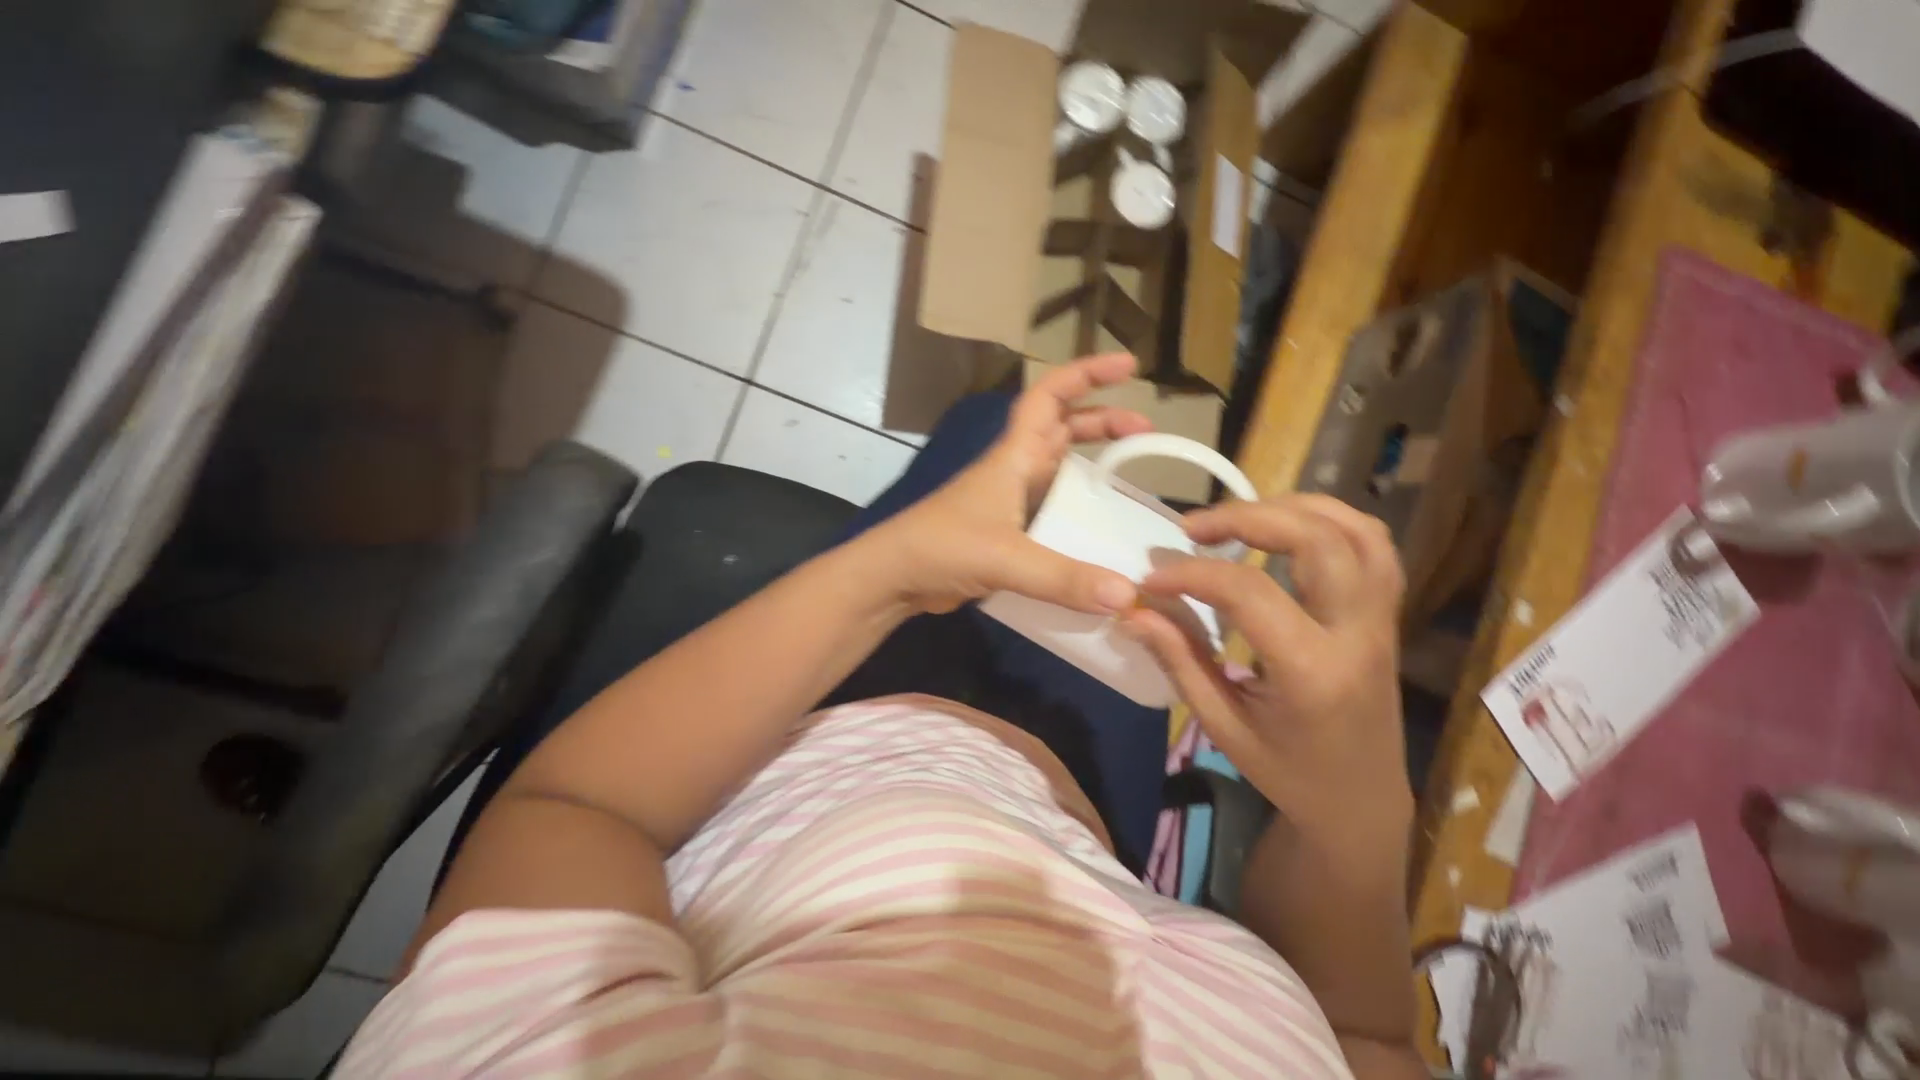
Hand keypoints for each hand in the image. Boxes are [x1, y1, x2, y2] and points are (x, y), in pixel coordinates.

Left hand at [859, 353, 1154, 616]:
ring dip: (1092, 464)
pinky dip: (1077, 509)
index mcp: (1013, 457)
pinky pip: (1051, 508)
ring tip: (1130, 480)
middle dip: (1103, 421)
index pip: (1050, 396)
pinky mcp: (1006, 532)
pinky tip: (1098, 533)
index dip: (1088, 374)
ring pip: (1058, 468)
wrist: (893, 578)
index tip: (1130, 366)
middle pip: (1062, 428)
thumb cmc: (941, 548)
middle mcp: (1014, 470)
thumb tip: (1127, 594)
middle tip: (1146, 432)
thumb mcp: (1004, 560)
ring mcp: (1009, 501)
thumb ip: (1063, 577)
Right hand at [1119, 495, 1412, 861]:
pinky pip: (1375, 548)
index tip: (1151, 577)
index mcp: (1312, 672)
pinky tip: (1289, 527)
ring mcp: (1381, 621)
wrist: (1361, 802)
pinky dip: (1332, 521)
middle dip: (1248, 517)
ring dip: (1296, 508)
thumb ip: (1180, 661)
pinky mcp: (1386, 615)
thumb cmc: (1288, 773)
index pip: (1249, 591)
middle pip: (1316, 540)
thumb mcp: (1223, 727)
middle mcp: (1357, 634)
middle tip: (1194, 528)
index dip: (1193, 573)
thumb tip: (1133, 610)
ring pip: (1356, 531)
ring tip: (1241, 516)